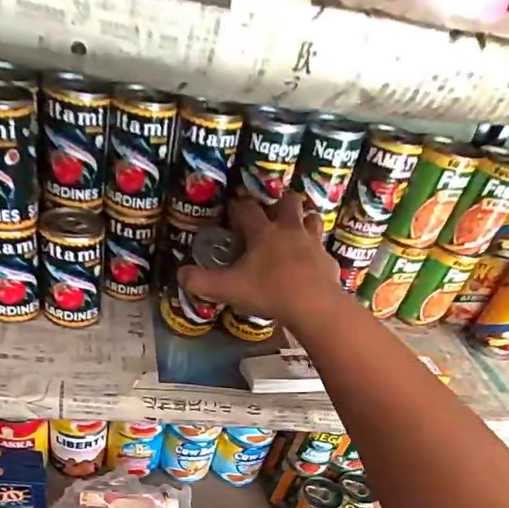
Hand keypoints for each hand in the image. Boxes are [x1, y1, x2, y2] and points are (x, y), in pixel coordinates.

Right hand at [176, 193, 348, 330]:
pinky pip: (323, 250)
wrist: (313, 305)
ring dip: (305, 220)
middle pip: (288, 202)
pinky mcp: (328, 261)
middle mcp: (290, 230)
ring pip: (312, 218)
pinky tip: (312, 264)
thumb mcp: (229, 289)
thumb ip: (203, 282)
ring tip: (297, 229)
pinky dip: (317, 254)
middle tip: (273, 211)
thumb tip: (180, 274)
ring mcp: (313, 243)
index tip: (233, 207)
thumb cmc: (269, 292)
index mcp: (264, 233)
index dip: (238, 207)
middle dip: (280, 202)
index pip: (247, 210)